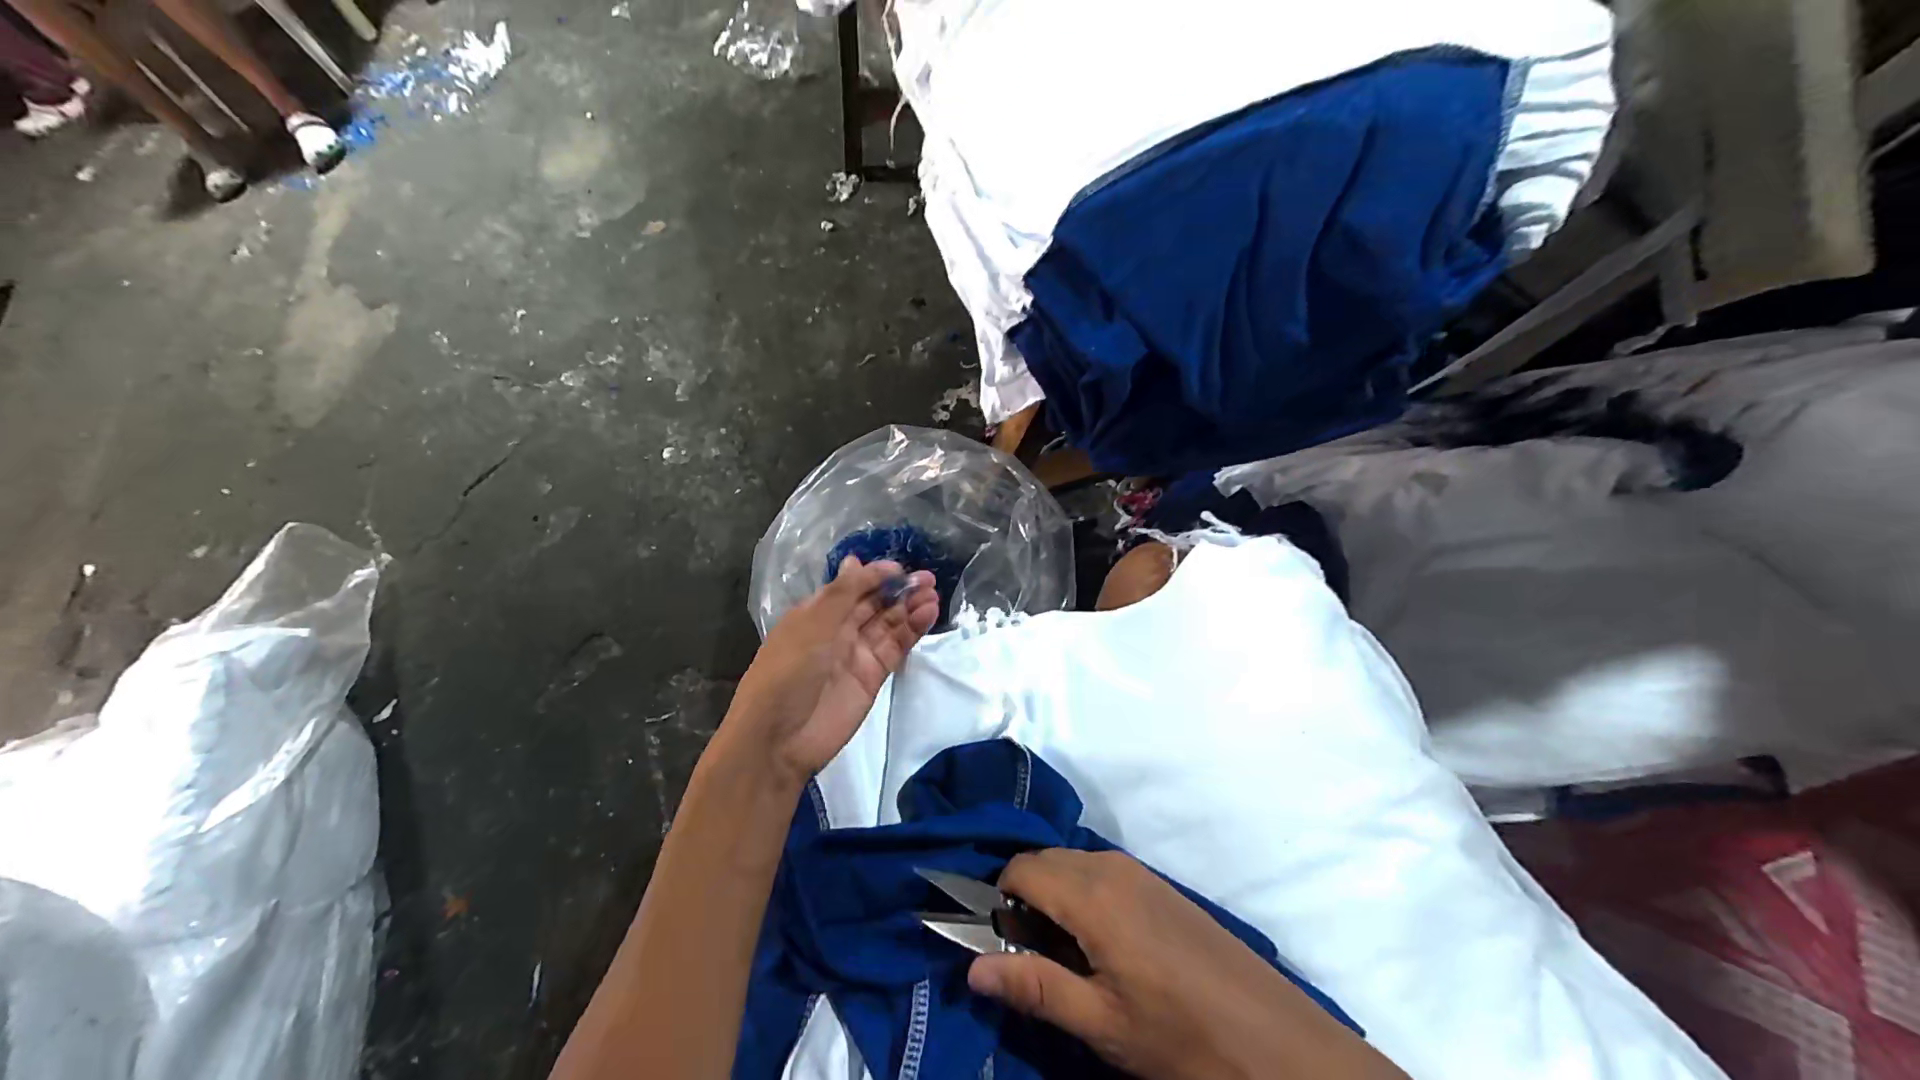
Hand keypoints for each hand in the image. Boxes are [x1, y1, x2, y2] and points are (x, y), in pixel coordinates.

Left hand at [722, 557, 938, 786]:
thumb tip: (858, 560)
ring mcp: (856, 655)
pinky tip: (928, 613)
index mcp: (815, 614)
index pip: (851, 587)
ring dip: (910, 607)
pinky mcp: (873, 677)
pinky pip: (895, 647)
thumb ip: (843, 593)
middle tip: (928, 579)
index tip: (901, 569)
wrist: (778, 738)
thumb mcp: (813, 624)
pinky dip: (912, 630)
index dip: (875, 576)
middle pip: (873, 604)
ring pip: (888, 624)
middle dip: (898, 590)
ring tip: (933, 593)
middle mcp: (837, 631)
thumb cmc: (788, 671)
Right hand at [969, 851, 1407, 1079]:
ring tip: (1066, 960)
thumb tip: (971, 967)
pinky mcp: (1158, 884)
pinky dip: (1081, 897)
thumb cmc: (1182, 1037)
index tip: (1000, 946)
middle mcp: (1112, 866)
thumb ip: (1034, 986)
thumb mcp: (1103, 1024)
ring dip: (1053, 898)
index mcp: (1093, 894)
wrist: (1278, 1042)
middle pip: (1044, 862)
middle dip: (1023, 899)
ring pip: (1071, 866)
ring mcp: (1139, 872)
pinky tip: (1102, 949)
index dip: (998, 902)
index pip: (1020, 869)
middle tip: (1031, 959)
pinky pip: (1099, 874)